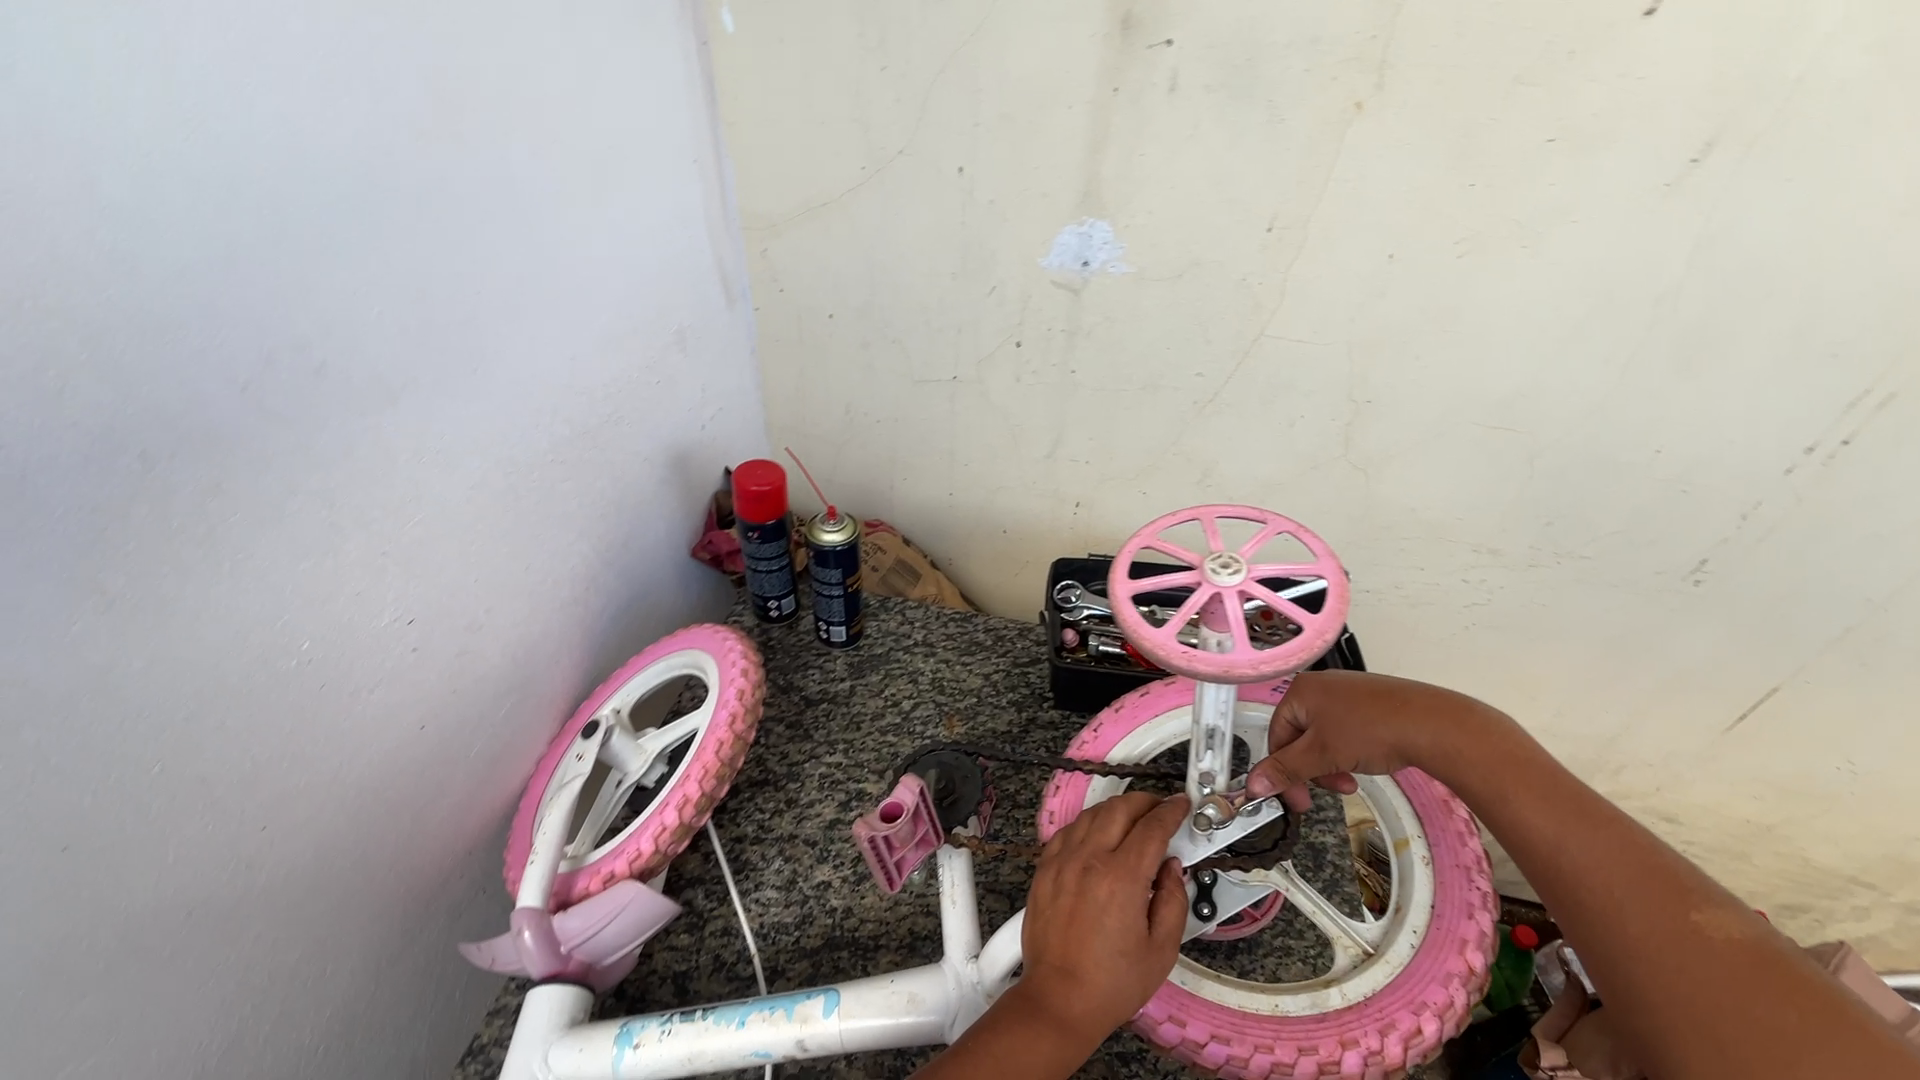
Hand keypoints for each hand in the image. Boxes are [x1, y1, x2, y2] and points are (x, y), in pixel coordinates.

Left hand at [1015, 791, 1191, 1041]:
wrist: (1059, 999)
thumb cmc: (1112, 983)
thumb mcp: (1161, 949)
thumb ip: (1173, 900)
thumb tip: (1171, 868)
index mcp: (1121, 878)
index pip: (1152, 827)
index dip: (1171, 811)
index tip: (1181, 805)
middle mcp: (1088, 861)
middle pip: (1119, 809)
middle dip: (1145, 802)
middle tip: (1160, 808)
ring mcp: (1062, 862)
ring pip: (1091, 814)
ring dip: (1116, 809)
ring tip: (1133, 817)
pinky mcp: (1044, 870)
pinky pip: (1068, 831)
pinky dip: (1088, 824)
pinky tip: (1098, 833)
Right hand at [1246, 670, 1510, 808]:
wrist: (1435, 724)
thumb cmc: (1371, 733)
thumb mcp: (1322, 756)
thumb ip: (1285, 770)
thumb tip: (1252, 786)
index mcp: (1300, 691)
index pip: (1276, 736)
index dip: (1285, 772)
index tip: (1301, 802)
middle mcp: (1320, 684)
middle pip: (1300, 736)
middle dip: (1314, 768)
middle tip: (1336, 790)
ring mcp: (1347, 689)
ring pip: (1324, 735)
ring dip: (1332, 763)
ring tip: (1353, 779)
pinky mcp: (1371, 699)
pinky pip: (1346, 727)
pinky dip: (1350, 749)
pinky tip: (1369, 759)